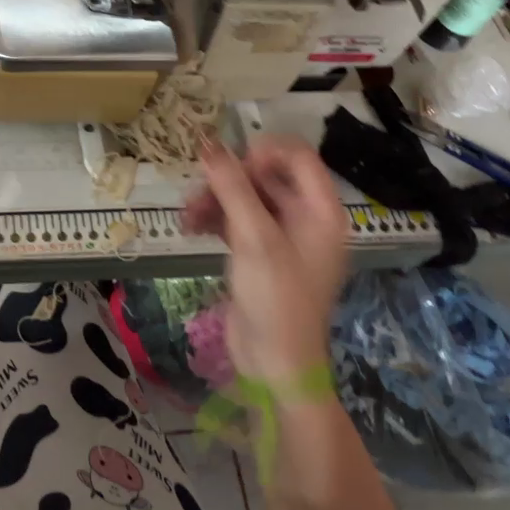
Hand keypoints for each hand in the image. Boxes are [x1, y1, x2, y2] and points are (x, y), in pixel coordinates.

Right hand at [185, 135, 349, 380]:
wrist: (275, 364)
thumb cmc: (277, 299)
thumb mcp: (255, 239)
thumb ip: (232, 188)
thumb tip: (208, 144)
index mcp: (321, 212)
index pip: (298, 156)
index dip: (264, 152)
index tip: (232, 163)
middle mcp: (305, 219)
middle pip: (266, 176)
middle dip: (229, 180)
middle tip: (200, 189)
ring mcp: (282, 238)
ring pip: (246, 198)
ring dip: (215, 199)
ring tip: (188, 213)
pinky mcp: (259, 255)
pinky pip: (236, 221)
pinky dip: (214, 219)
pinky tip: (190, 227)